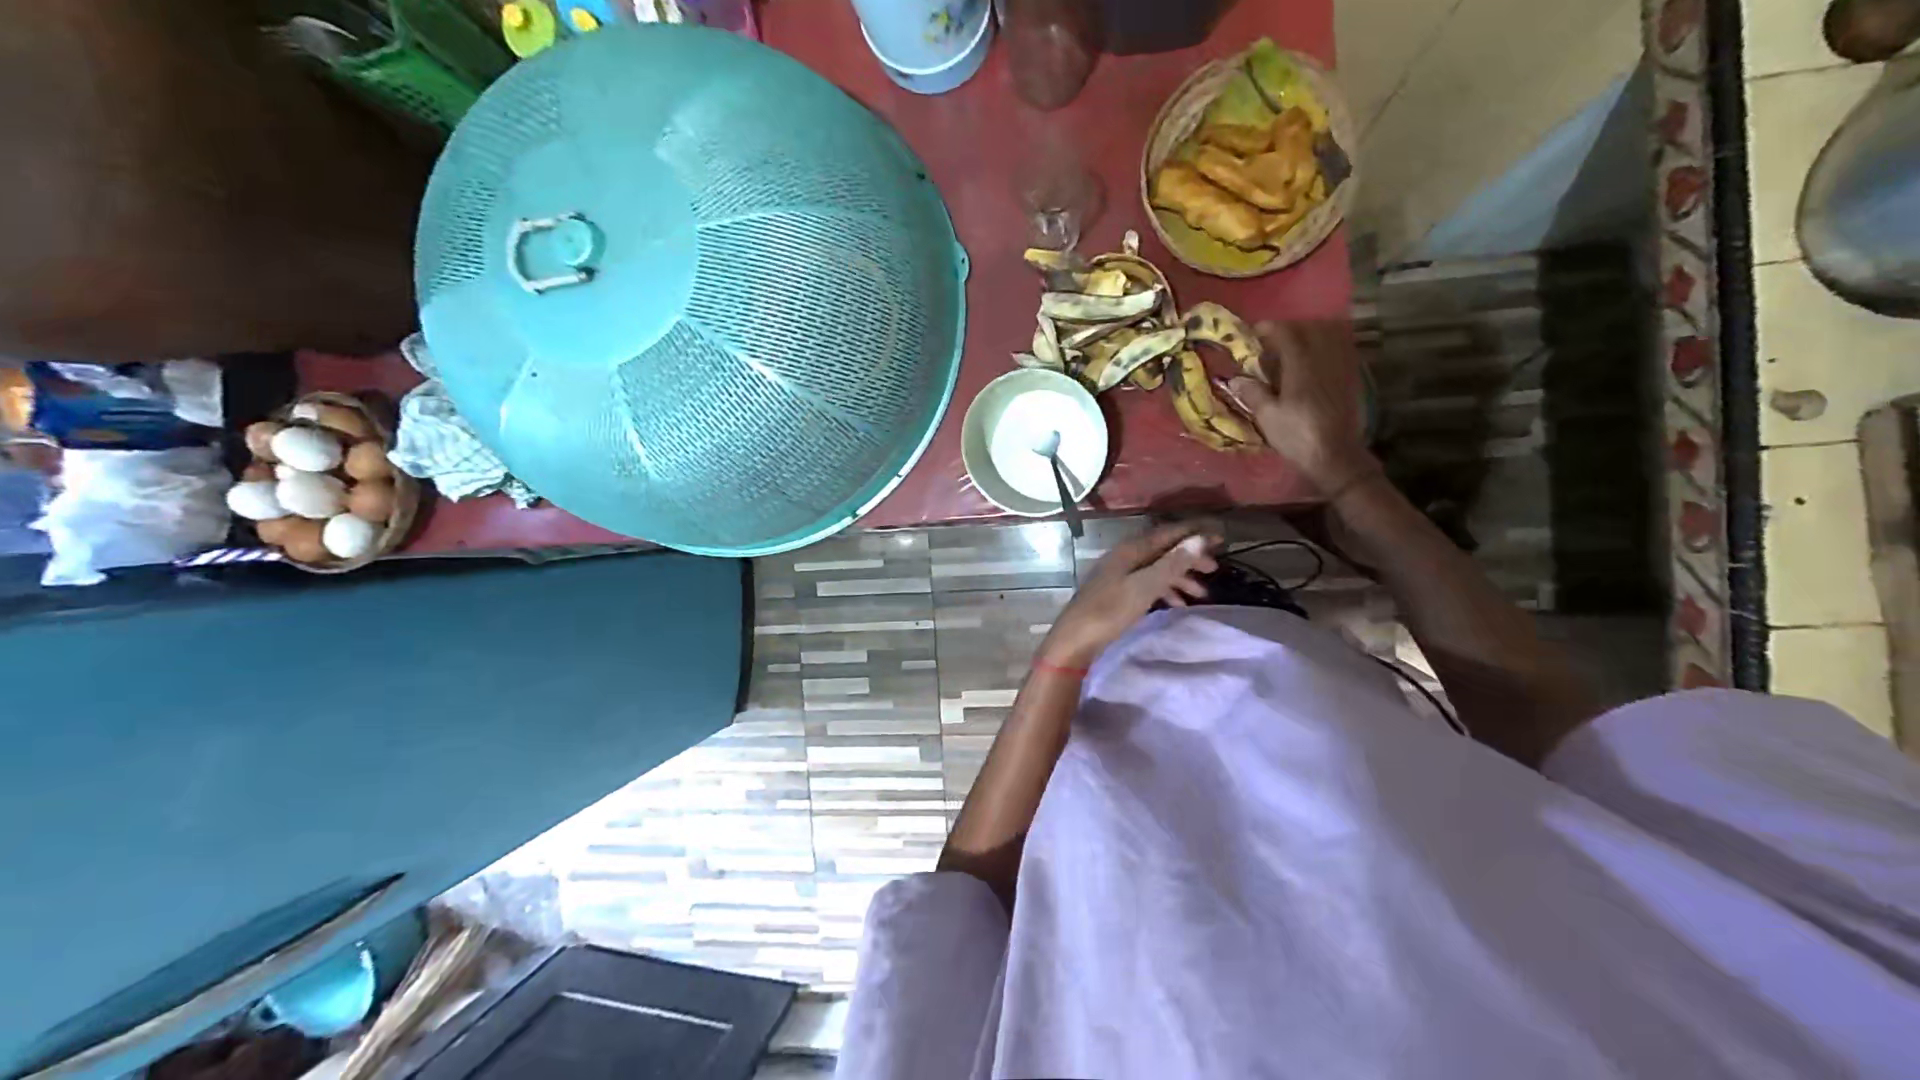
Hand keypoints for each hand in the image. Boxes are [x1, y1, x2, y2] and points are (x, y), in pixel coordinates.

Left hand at [1038, 523, 1219, 666]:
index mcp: (1129, 551)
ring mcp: (1118, 575)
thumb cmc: (1109, 612)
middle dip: (1189, 558)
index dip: (1194, 534)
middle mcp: (1124, 557)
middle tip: (1214, 570)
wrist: (1074, 640)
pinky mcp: (1116, 593)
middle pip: (1162, 551)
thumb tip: (1200, 539)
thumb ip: (1172, 563)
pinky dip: (1165, 591)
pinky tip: (1176, 604)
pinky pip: (1147, 585)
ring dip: (1179, 577)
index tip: (1221, 538)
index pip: (1167, 534)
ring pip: (1156, 569)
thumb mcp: (1145, 587)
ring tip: (1201, 593)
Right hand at [1227, 319, 1379, 495]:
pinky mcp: (1350, 379)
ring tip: (1294, 347)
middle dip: (1290, 328)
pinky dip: (1326, 346)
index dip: (1270, 328)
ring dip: (1310, 334)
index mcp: (1301, 366)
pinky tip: (1313, 360)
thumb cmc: (1297, 436)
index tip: (1254, 332)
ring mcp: (1341, 367)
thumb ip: (1252, 393)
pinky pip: (1341, 349)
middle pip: (1311, 328)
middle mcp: (1324, 359)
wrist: (1335, 456)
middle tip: (1272, 340)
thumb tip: (1236, 379)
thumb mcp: (1267, 417)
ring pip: (1329, 335)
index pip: (1287, 333)